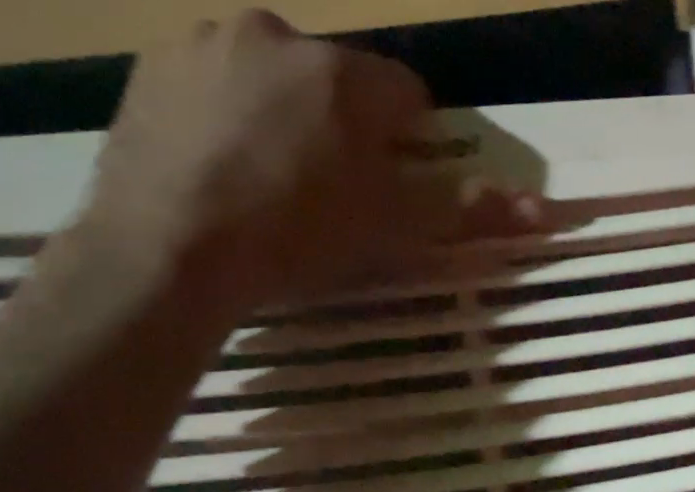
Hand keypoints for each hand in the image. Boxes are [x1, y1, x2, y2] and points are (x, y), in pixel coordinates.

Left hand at [78, 10, 448, 311]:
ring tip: (271, 181)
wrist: (165, 252)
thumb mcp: (393, 230)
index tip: (395, 184)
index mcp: (342, 73)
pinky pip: (215, 83)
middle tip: (332, 190)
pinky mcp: (151, 67)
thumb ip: (467, 212)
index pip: (407, 94)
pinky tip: (221, 168)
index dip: (411, 141)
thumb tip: (543, 208)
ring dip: (285, 115)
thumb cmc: (295, 237)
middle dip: (344, 125)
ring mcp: (204, 43)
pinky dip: (229, 115)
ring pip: (273, 77)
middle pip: (336, 81)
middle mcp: (275, 35)